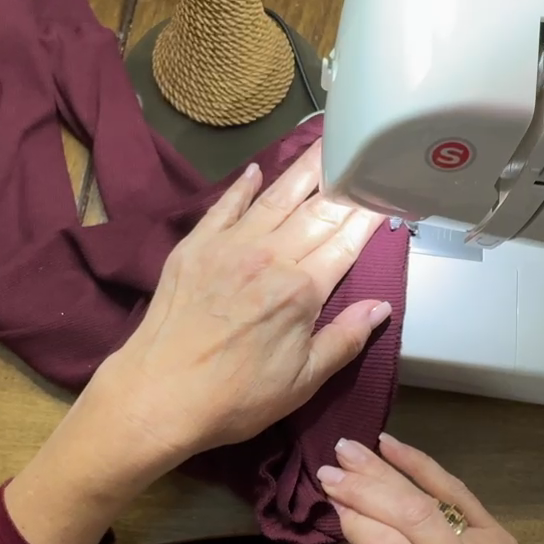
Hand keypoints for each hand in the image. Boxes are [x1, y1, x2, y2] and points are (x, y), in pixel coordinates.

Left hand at [85, 141, 390, 464]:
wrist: (158, 395)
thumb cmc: (236, 398)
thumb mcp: (303, 382)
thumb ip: (344, 339)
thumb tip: (380, 307)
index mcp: (302, 290)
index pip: (346, 241)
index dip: (369, 216)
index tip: (386, 192)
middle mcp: (270, 256)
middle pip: (316, 211)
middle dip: (343, 182)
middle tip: (361, 153)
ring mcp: (229, 246)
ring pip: (275, 198)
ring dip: (302, 170)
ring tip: (323, 144)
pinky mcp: (194, 246)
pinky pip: (224, 206)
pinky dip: (241, 187)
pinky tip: (256, 171)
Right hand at [319, 434, 542, 543]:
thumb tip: (344, 511)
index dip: (358, 519)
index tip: (326, 495)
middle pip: (415, 519)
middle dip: (367, 488)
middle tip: (329, 469)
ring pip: (432, 499)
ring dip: (386, 469)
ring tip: (348, 449)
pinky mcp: (501, 533)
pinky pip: (455, 491)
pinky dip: (420, 465)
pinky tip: (388, 446)